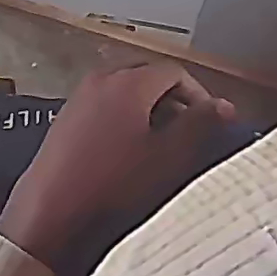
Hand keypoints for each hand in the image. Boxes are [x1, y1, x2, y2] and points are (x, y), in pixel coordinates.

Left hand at [0, 63, 232, 263]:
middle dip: (173, 99)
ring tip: (162, 144)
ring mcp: (78, 97)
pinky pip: (103, 105)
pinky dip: (123, 117)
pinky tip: (128, 150)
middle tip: (189, 131)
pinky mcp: (65, 117)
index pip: (174, 71)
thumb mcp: (169, 156)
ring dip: (148, 108)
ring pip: (124, 90)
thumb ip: (200, 124)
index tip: (212, 122)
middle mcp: (99, 80)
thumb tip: (223, 105)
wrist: (53, 204)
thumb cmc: (114, 181)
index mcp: (127, 82)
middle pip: (147, 76)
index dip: (200, 94)